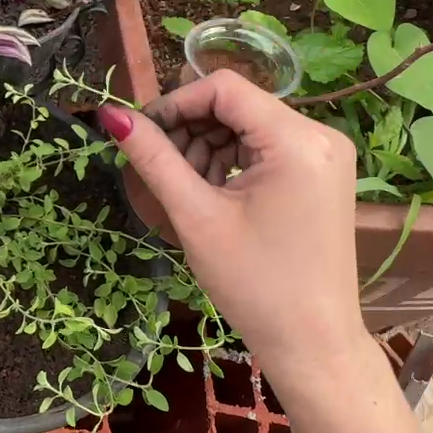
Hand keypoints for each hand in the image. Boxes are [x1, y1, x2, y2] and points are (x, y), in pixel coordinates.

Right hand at [93, 70, 367, 382]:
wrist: (312, 344)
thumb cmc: (253, 282)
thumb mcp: (195, 215)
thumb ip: (152, 157)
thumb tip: (109, 114)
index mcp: (298, 140)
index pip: (222, 88)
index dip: (173, 103)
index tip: (140, 136)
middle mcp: (319, 135)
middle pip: (233, 104)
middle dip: (187, 128)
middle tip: (157, 167)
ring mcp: (322, 154)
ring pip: (243, 124)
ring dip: (203, 145)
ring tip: (183, 188)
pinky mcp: (317, 173)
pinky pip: (260, 145)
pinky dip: (226, 159)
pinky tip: (207, 192)